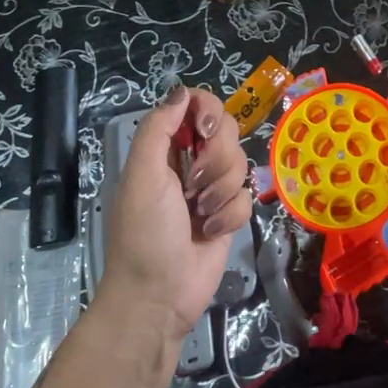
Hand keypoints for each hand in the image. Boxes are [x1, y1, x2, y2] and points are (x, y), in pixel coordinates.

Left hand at [101, 86, 252, 339]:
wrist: (158, 297)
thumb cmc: (144, 234)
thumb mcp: (141, 176)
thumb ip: (158, 129)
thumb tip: (182, 90)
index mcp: (164, 148)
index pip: (196, 105)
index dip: (207, 111)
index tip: (204, 132)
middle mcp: (189, 161)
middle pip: (226, 128)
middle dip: (215, 158)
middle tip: (194, 184)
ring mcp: (211, 187)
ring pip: (239, 161)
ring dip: (220, 189)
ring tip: (200, 214)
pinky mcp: (228, 213)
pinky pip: (246, 195)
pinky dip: (229, 214)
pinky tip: (210, 231)